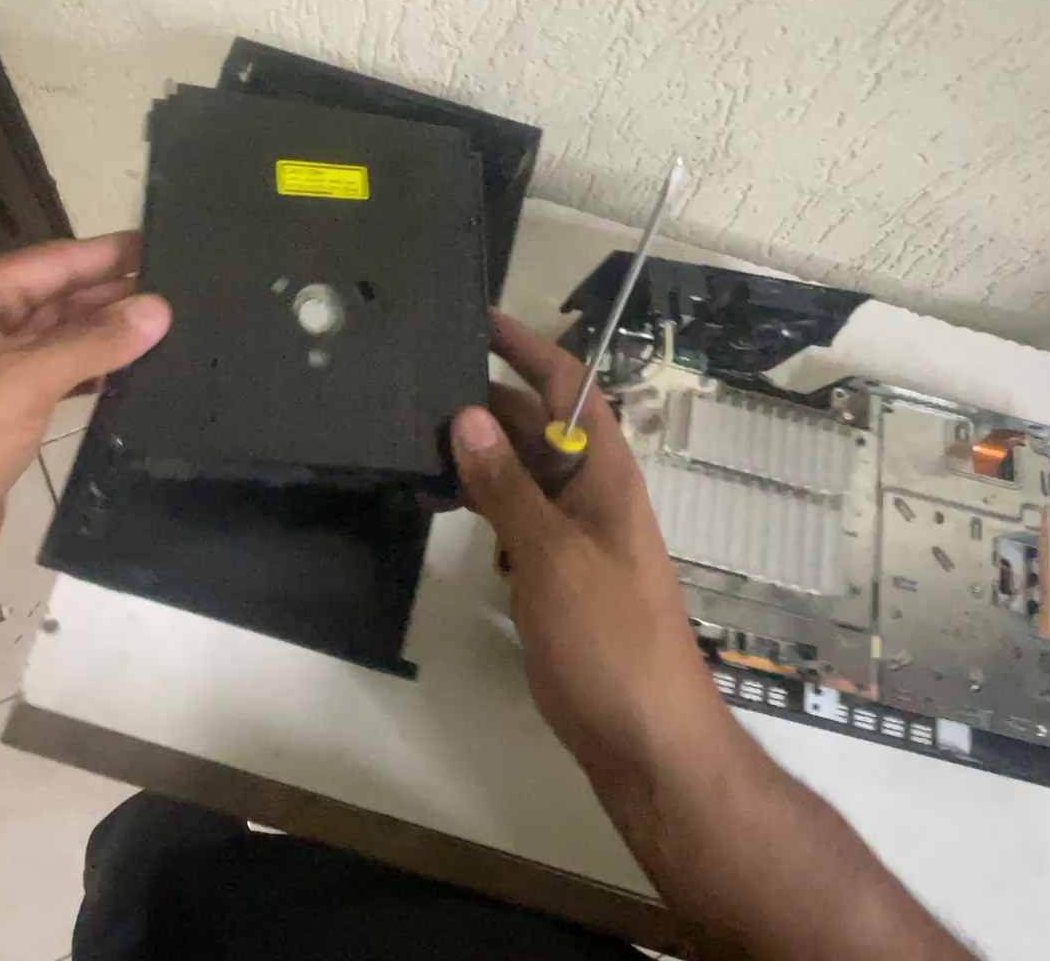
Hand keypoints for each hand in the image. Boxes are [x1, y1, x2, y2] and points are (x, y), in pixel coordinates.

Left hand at [0, 232, 169, 582]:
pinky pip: (51, 382)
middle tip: (180, 293)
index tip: (166, 246)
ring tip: (168, 332)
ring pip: (55, 342)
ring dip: (103, 338)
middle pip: (54, 299)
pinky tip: (128, 379)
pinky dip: (87, 377)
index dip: (108, 253)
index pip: (51, 261)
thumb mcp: (21, 382)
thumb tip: (159, 309)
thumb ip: (93, 343)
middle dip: (112, 295)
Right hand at [449, 313, 721, 772]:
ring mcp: (565, 532)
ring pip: (515, 472)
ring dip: (472, 456)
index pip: (569, 388)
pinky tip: (434, 503)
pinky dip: (474, 502)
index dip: (529, 349)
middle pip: (534, 427)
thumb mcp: (552, 553)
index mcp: (603, 474)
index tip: (480, 321)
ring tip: (412, 443)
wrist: (638, 729)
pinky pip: (506, 515)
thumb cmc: (608, 633)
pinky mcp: (546, 567)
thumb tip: (468, 417)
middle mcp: (585, 492)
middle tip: (417, 388)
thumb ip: (507, 485)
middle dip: (484, 404)